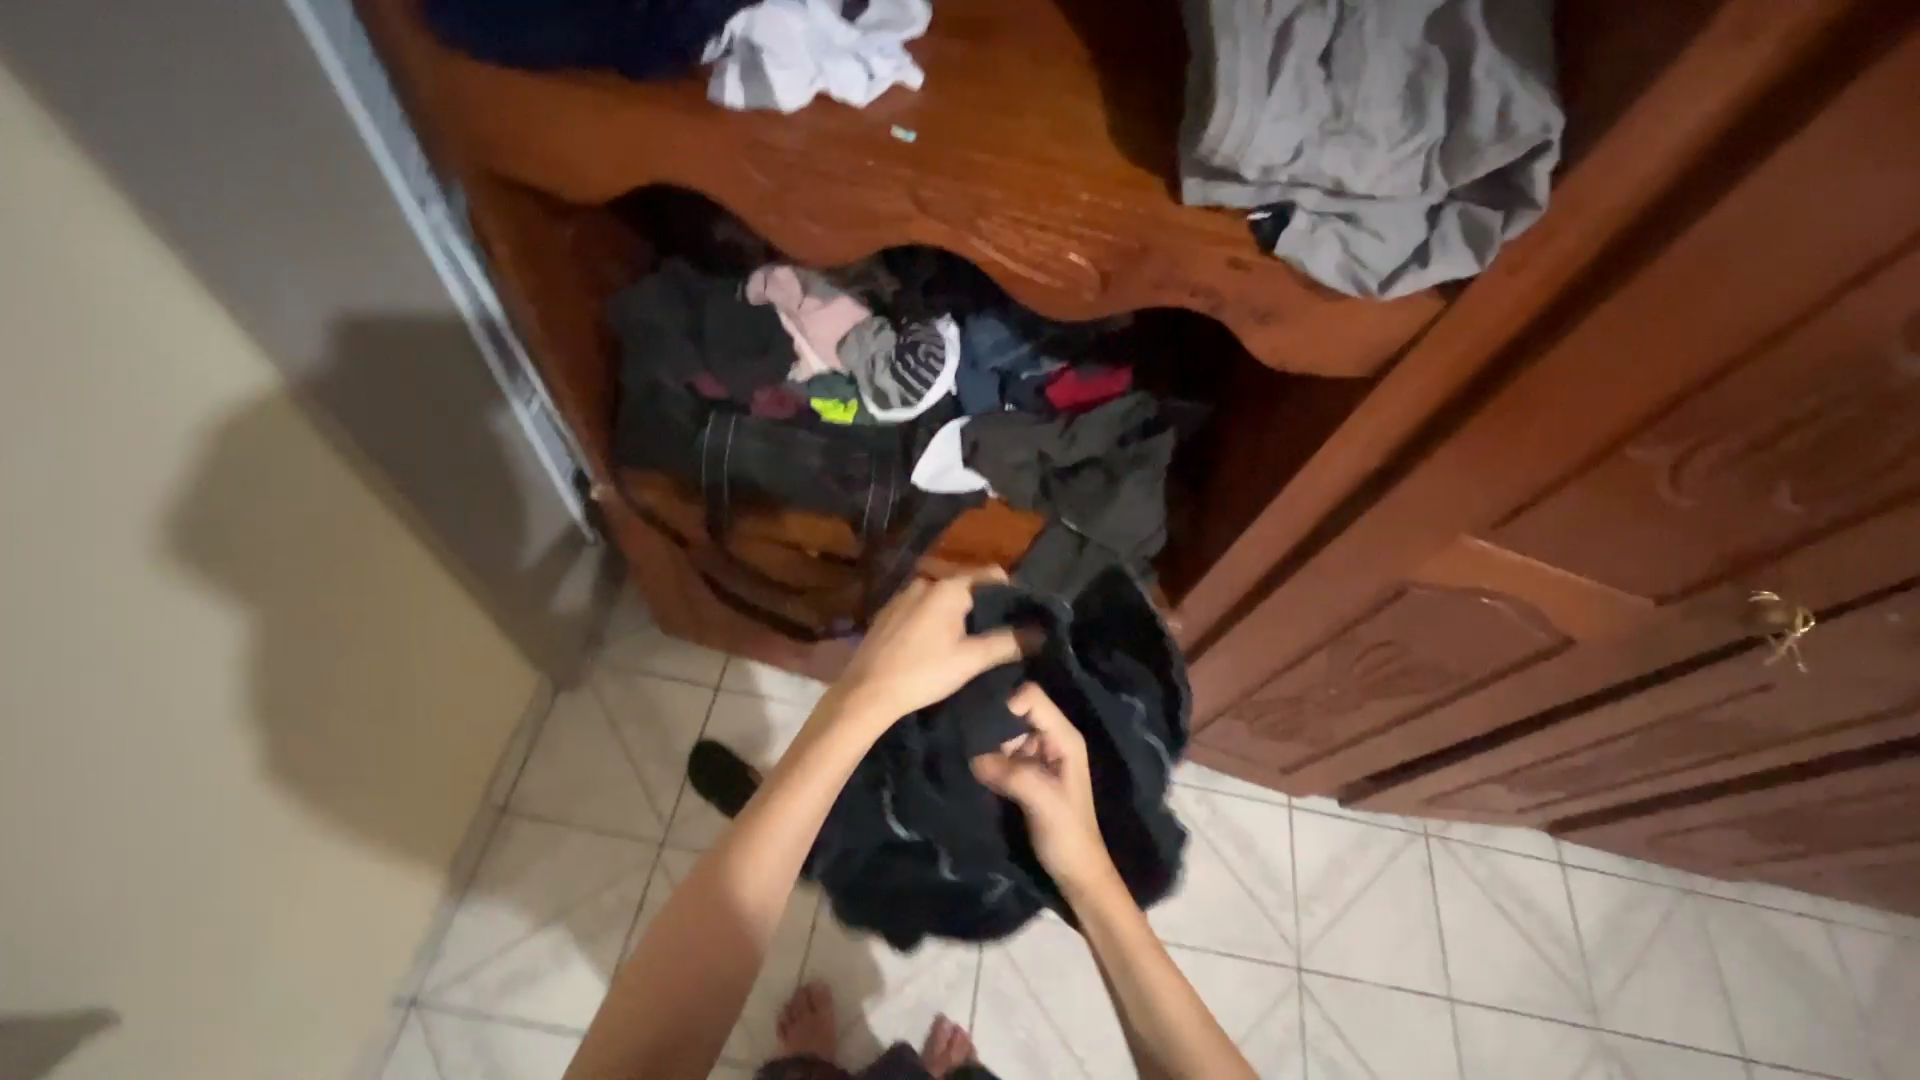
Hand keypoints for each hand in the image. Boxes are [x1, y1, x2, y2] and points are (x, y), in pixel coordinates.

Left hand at [827, 568, 1023, 730]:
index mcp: (948, 587)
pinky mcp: (888, 613)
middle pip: (967, 586)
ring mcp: (903, 596)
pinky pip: (922, 608)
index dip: (1011, 592)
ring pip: (943, 598)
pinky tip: (937, 644)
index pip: (991, 575)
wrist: (866, 692)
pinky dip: (936, 620)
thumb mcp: (971, 660)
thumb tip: (1040, 633)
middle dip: (984, 606)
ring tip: (971, 640)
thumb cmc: (923, 673)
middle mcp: (925, 582)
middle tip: (1000, 632)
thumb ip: (1008, 643)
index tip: (1022, 614)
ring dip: (958, 614)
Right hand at [971, 684, 1116, 890]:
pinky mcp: (1023, 773)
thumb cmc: (1068, 835)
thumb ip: (1012, 774)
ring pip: (1004, 732)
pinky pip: (1000, 753)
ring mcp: (1036, 756)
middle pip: (1015, 711)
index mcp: (1064, 738)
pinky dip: (986, 756)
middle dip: (991, 720)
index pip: (1032, 697)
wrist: (1076, 872)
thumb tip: (973, 756)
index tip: (979, 721)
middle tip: (963, 735)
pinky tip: (969, 762)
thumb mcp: (1044, 802)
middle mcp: (1050, 739)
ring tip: (962, 749)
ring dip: (985, 740)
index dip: (1006, 702)